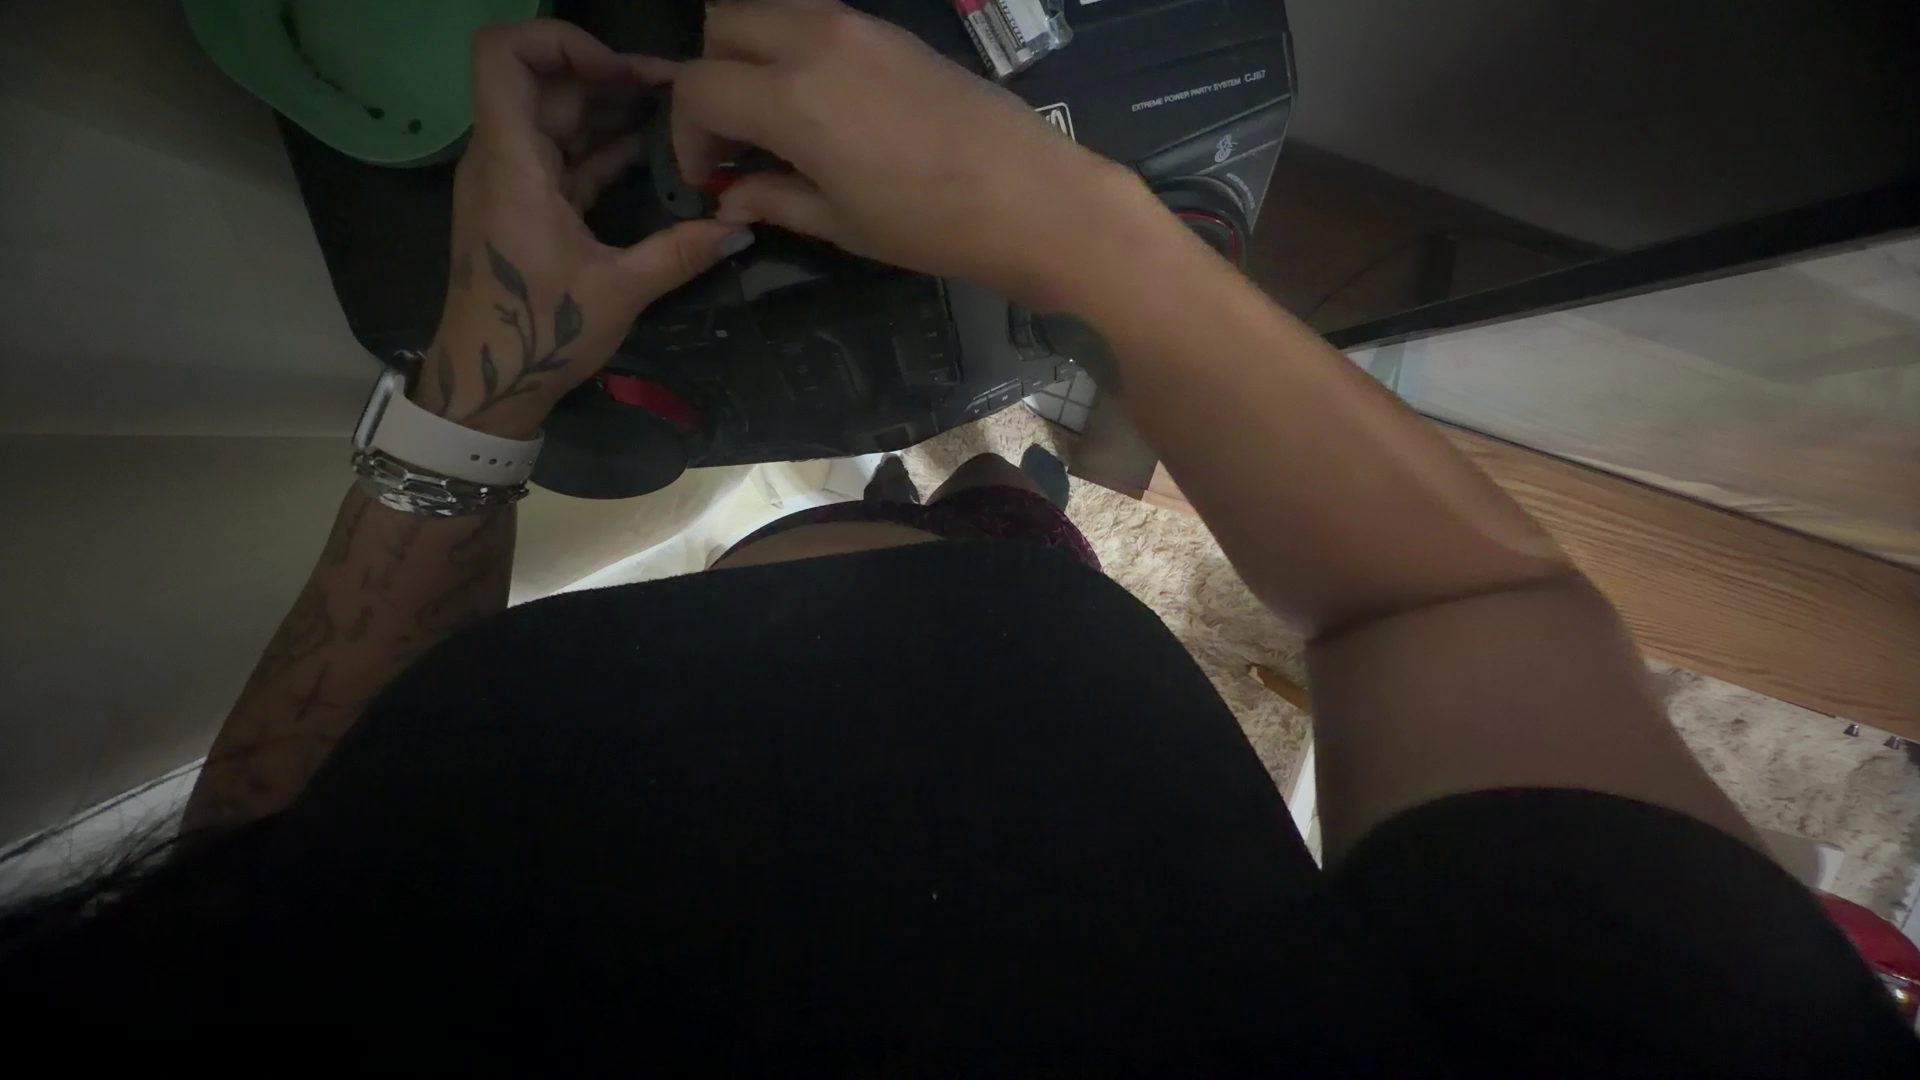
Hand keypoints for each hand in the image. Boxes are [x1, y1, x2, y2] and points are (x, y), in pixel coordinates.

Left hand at [417, 21, 750, 437]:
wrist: (491, 379)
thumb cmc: (543, 333)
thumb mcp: (621, 292)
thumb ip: (679, 252)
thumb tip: (739, 228)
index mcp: (512, 164)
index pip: (506, 56)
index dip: (563, 43)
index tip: (626, 72)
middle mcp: (504, 159)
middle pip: (545, 86)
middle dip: (611, 80)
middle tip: (678, 95)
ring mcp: (513, 184)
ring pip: (557, 122)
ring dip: (612, 115)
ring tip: (675, 120)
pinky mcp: (526, 209)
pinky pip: (563, 159)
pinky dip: (603, 150)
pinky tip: (650, 155)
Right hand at [671, 0, 1156, 308]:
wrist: (1028, 197)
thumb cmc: (932, 226)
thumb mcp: (843, 224)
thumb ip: (776, 199)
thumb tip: (731, 197)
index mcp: (792, 96)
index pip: (699, 89)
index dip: (687, 137)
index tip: (706, 178)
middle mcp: (814, 39)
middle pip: (722, 27)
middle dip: (710, 83)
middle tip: (734, 143)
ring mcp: (857, 25)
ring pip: (769, 12)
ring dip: (750, 58)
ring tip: (774, 123)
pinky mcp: (892, 30)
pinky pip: (818, 21)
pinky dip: (796, 52)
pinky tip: (821, 108)